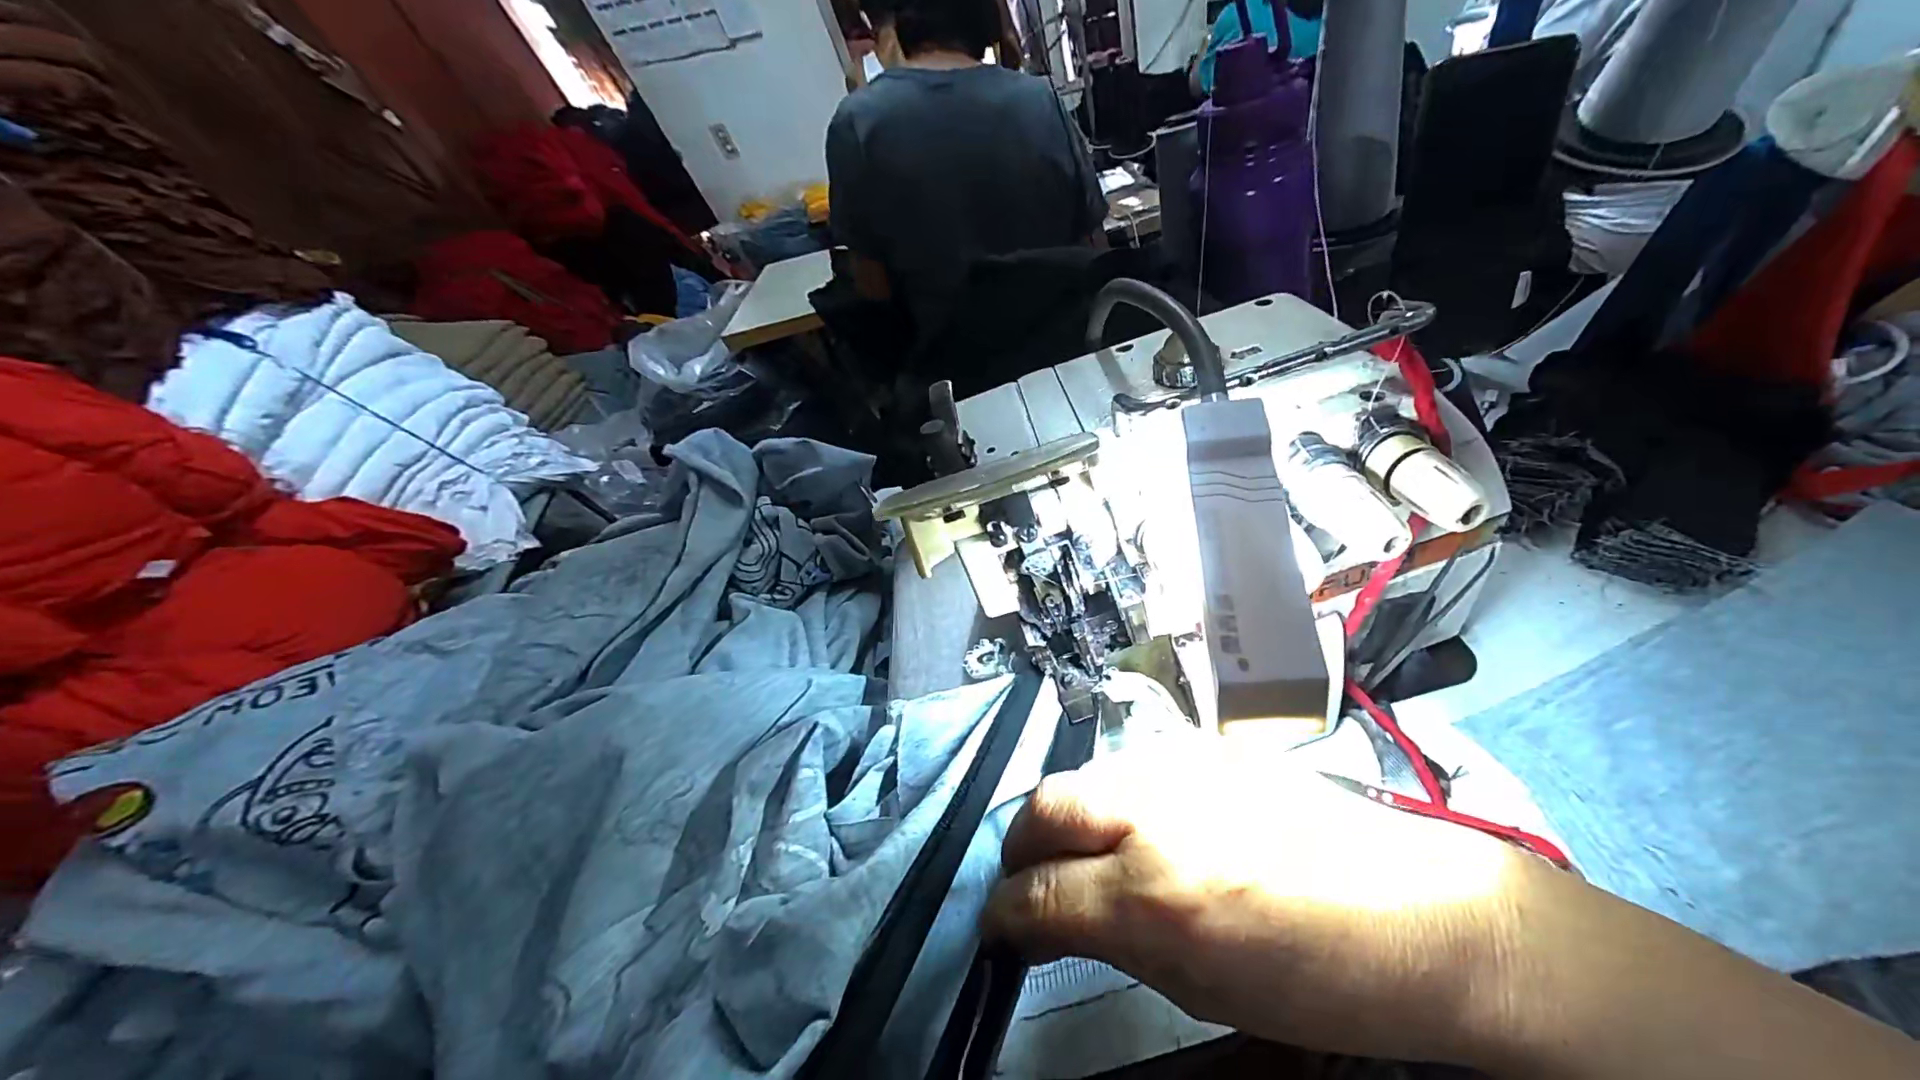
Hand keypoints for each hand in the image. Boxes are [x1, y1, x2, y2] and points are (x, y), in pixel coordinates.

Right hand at [983, 735, 1537, 1065]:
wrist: (1426, 913)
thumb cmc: (1320, 980)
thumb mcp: (1200, 987)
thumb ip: (1111, 941)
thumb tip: (1048, 922)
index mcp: (1153, 894)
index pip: (1039, 893)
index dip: (1005, 914)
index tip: (1000, 927)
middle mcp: (1153, 813)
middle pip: (1043, 809)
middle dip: (1020, 849)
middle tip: (1029, 881)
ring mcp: (1179, 765)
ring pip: (1081, 778)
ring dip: (1065, 819)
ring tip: (1084, 853)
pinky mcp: (1206, 745)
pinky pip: (1129, 767)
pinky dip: (1112, 798)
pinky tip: (1140, 824)